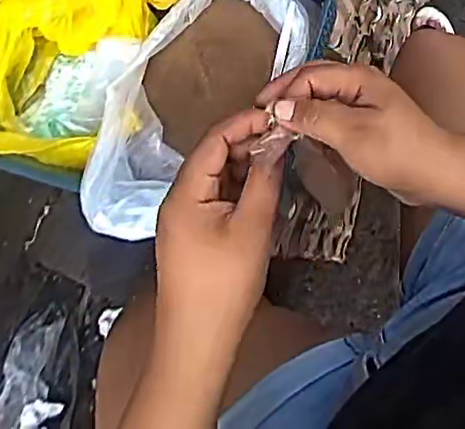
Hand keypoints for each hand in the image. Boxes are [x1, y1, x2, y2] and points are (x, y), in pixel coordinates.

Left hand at [152, 109, 286, 345]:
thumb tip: (278, 141)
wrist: (198, 345)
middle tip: (285, 136)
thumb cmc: (224, 285)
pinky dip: (242, 182)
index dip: (246, 122)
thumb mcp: (253, 225)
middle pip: (214, 153)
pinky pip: (219, 192)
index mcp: (184, 193)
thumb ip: (266, 177)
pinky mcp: (195, 230)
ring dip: (247, 161)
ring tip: (280, 156)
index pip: (214, 139)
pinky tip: (265, 182)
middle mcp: (179, 198)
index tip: (279, 117)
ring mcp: (186, 215)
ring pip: (219, 172)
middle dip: (249, 140)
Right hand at [256, 63, 453, 205]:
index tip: (262, 113)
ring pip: (323, 97)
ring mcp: (365, 101)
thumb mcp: (352, 132)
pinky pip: (334, 114)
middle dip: (288, 94)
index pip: (310, 75)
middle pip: (315, 80)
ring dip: (300, 107)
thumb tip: (281, 107)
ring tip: (277, 125)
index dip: (284, 91)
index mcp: (359, 78)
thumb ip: (316, 117)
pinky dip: (315, 122)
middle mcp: (361, 83)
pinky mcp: (367, 121)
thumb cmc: (399, 151)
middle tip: (262, 115)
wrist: (435, 171)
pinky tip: (304, 137)